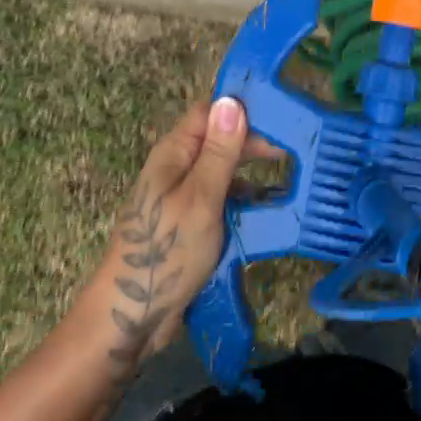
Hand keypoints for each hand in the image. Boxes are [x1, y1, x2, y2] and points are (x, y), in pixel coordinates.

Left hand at [0, 99, 275, 420]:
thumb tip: (231, 101)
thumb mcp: (201, 198)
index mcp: (173, 154)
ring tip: (288, 183)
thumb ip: (219, 152)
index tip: (280, 118)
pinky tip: (265, 215)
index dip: (242, 111)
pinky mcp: (187, 227)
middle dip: (252, 144)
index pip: (209, 113)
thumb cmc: (165, 252)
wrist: (129, 319)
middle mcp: (175, 169)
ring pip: (221, 174)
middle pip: (217, 141)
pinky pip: (219, 203)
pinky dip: (241, 204)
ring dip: (250, 176)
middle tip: (291, 155)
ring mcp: (180, 199)